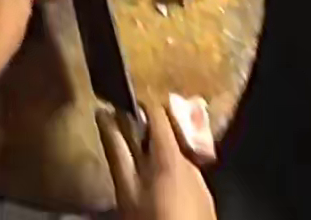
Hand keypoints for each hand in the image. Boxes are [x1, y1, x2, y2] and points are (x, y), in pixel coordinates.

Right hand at [97, 101, 215, 219]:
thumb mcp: (126, 190)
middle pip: (168, 136)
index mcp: (171, 154)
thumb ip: (116, 150)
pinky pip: (187, 180)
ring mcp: (202, 183)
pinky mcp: (207, 203)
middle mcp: (191, 162)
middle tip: (128, 152)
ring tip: (141, 180)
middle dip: (147, 139)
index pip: (157, 111)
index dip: (139, 108)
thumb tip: (102, 114)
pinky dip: (172, 180)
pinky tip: (160, 200)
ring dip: (159, 161)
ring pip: (177, 159)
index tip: (123, 114)